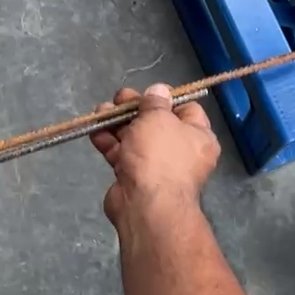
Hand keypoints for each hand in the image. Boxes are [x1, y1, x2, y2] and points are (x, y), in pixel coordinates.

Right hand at [88, 84, 219, 228]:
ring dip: (118, 123)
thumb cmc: (159, 155)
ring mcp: (158, 167)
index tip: (147, 93)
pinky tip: (95, 129)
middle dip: (135, 109)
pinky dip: (109, 142)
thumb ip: (155, 102)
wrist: (145, 205)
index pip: (187, 110)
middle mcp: (182, 152)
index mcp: (199, 137)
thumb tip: (159, 90)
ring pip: (137, 138)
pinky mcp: (136, 178)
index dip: (167, 99)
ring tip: (101, 110)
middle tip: (118, 98)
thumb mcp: (158, 118)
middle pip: (157, 123)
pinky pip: (123, 154)